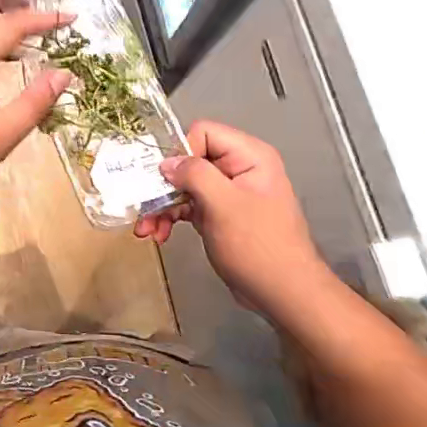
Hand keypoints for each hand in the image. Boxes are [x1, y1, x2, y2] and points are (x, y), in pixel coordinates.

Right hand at [133, 121, 331, 313]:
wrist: (283, 293)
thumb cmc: (258, 246)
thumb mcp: (224, 205)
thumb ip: (195, 175)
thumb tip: (167, 162)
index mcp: (249, 156)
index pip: (204, 133)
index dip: (180, 153)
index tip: (164, 180)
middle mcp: (239, 169)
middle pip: (190, 161)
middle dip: (164, 185)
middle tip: (144, 206)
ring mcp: (229, 194)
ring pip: (185, 187)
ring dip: (163, 206)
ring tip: (147, 229)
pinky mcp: (220, 216)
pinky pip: (189, 207)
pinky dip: (172, 218)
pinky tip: (160, 234)